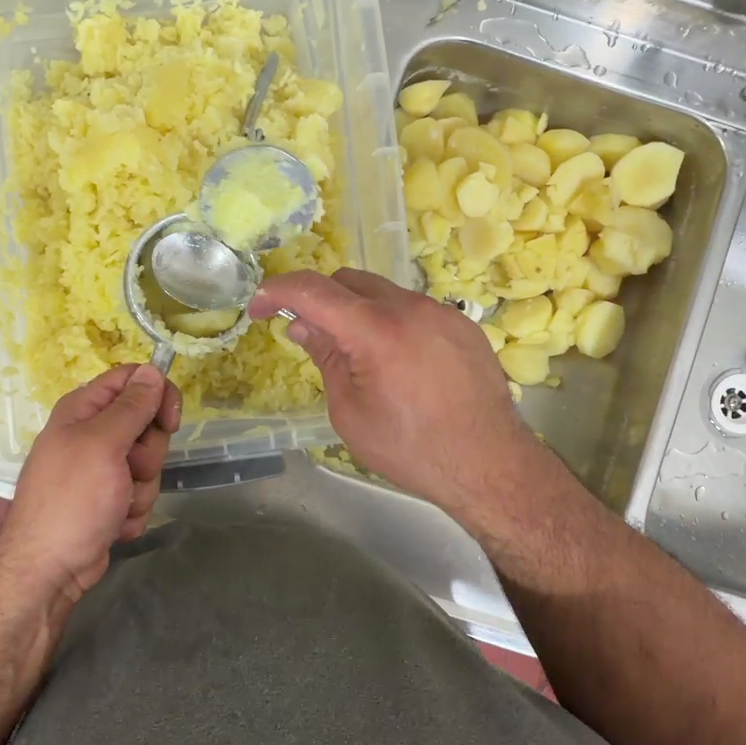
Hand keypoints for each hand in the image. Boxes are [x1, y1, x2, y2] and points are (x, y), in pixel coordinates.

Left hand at [0, 363, 181, 607]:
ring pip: (149, 465)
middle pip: (147, 425)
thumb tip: (151, 369)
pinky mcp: (110, 500)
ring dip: (140, 489)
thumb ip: (131, 406)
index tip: (169, 420)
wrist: (50, 568)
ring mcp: (101, 470)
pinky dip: (132, 512)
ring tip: (115, 505)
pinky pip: (141, 494)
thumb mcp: (104, 444)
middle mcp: (91, 434)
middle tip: (128, 469)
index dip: (156, 394)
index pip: (131, 380)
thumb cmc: (72, 500)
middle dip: (148, 454)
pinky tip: (113, 524)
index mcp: (83, 409)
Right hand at [250, 269, 555, 523]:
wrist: (488, 464)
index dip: (276, 291)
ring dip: (355, 312)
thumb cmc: (410, 448)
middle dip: (317, 299)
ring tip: (352, 355)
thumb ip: (326, 359)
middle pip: (348, 281)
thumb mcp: (349, 411)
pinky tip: (393, 362)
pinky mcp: (462, 326)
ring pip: (382, 293)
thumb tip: (304, 326)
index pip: (313, 290)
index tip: (257, 307)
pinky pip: (412, 310)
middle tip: (304, 334)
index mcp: (377, 330)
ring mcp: (442, 313)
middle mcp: (411, 308)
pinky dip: (388, 323)